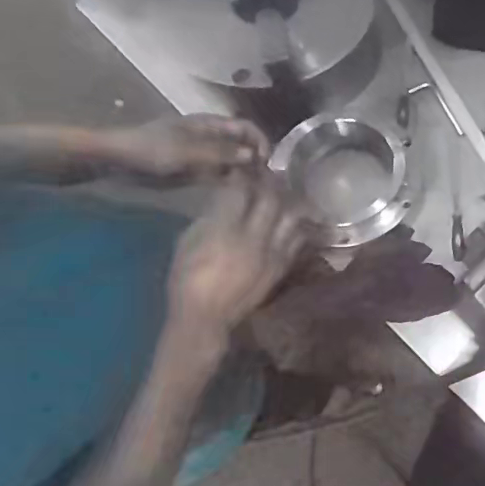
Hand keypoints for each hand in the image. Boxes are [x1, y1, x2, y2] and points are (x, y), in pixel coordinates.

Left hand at [84, 115, 267, 184]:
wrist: (113, 161)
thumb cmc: (149, 150)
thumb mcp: (187, 152)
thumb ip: (221, 153)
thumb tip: (253, 156)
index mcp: (210, 124)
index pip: (247, 128)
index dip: (260, 142)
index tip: (266, 163)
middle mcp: (211, 137)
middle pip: (242, 145)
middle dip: (255, 160)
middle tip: (264, 183)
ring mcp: (201, 154)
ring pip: (232, 161)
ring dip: (244, 173)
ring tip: (254, 192)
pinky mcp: (192, 170)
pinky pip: (218, 174)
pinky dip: (229, 181)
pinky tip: (235, 195)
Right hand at [162, 172, 311, 371]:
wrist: (206, 318)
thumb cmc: (187, 280)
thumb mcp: (187, 243)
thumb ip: (209, 217)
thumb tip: (226, 197)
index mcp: (225, 231)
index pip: (241, 192)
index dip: (243, 176)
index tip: (243, 168)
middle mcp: (254, 238)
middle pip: (271, 199)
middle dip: (270, 182)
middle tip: (267, 174)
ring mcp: (272, 252)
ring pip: (291, 216)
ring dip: (288, 200)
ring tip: (283, 193)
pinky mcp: (282, 266)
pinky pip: (297, 238)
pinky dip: (296, 224)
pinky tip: (292, 217)